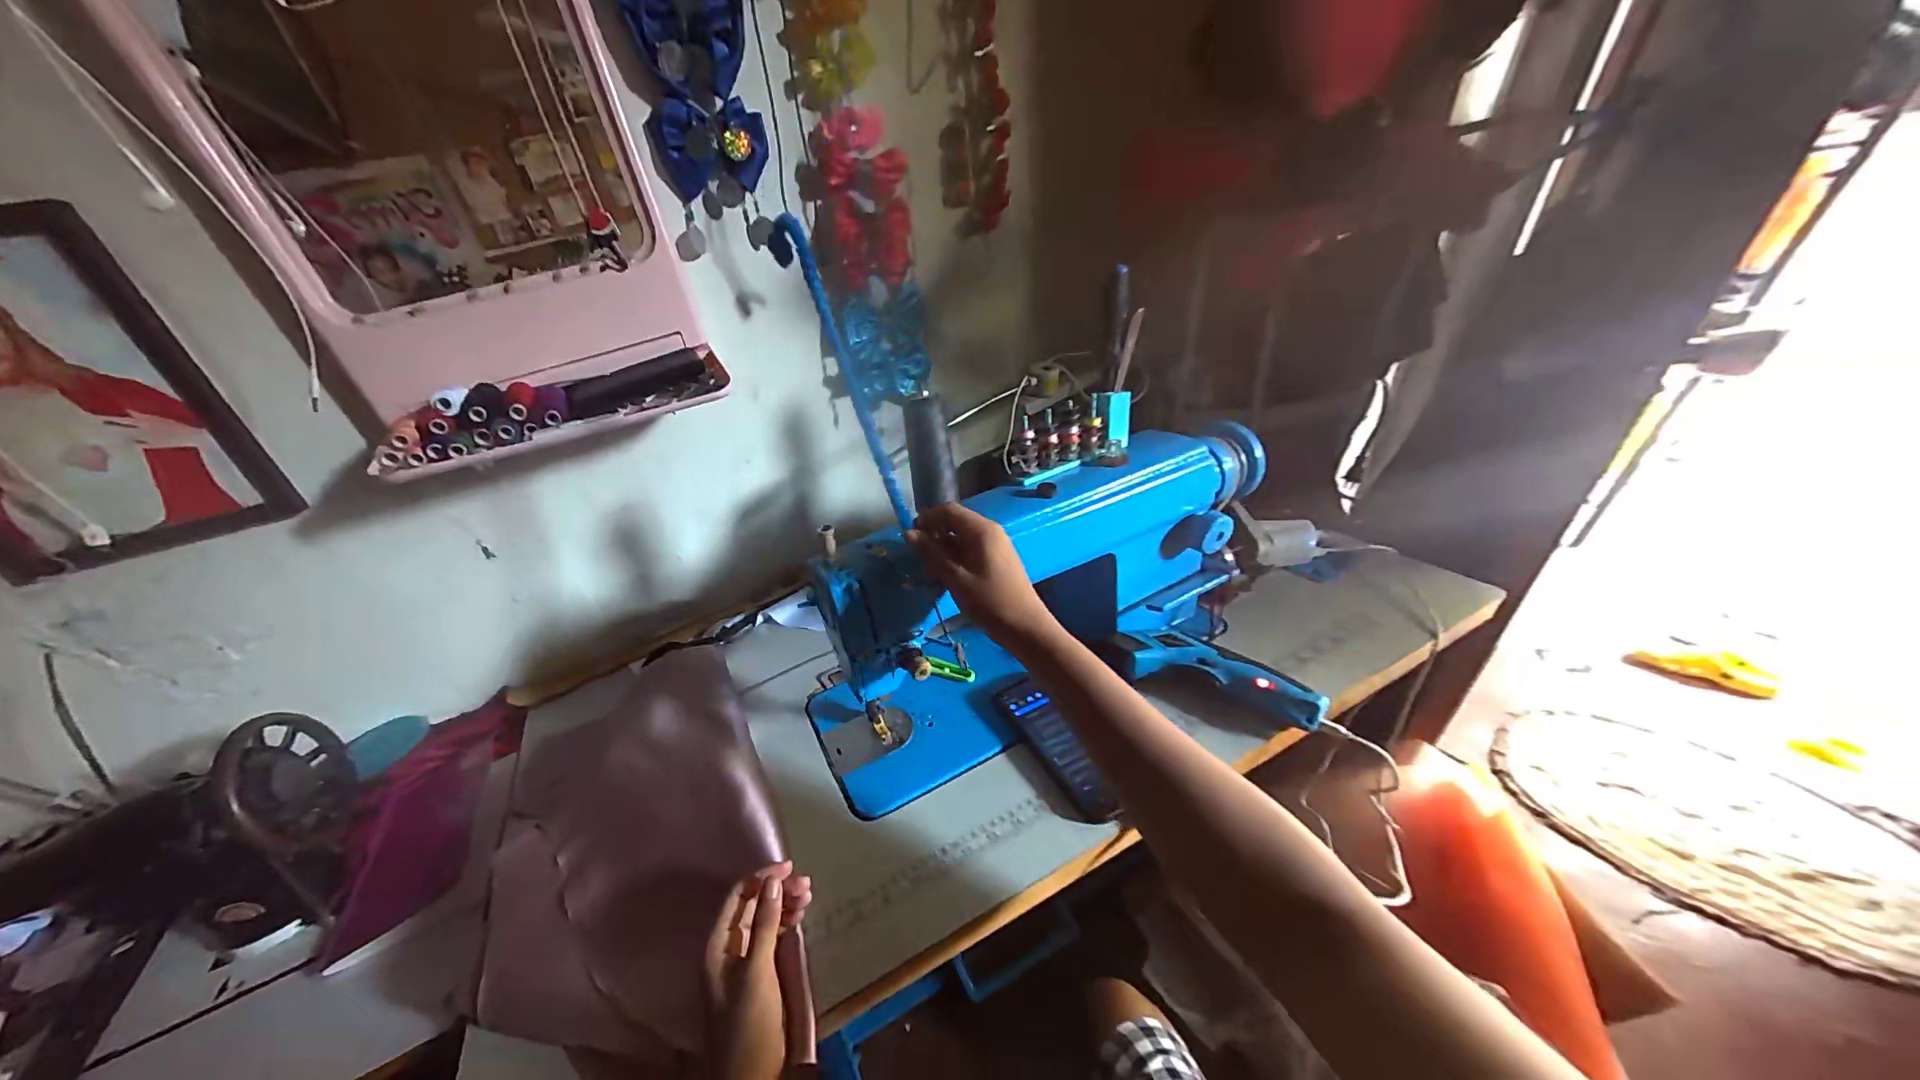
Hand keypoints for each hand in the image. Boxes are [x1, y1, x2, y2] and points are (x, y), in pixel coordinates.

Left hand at [704, 862, 812, 1079]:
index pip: (738, 897)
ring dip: (785, 903)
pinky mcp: (760, 975)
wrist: (749, 1078)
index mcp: (718, 946)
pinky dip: (786, 922)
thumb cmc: (748, 1024)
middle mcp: (728, 949)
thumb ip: (766, 924)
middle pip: (753, 905)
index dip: (761, 877)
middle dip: (778, 889)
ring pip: (765, 919)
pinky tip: (800, 916)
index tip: (790, 866)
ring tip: (808, 896)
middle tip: (807, 885)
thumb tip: (773, 880)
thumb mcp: (758, 971)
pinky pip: (772, 936)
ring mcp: (744, 962)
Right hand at [905, 502, 1062, 649]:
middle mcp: (990, 532)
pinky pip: (970, 552)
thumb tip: (909, 533)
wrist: (1026, 627)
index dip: (927, 519)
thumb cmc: (990, 602)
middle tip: (919, 561)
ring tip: (929, 575)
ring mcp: (995, 547)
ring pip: (961, 540)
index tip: (910, 538)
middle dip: (933, 538)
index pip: (949, 510)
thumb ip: (932, 553)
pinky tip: (944, 580)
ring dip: (942, 553)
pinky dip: (954, 561)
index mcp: (982, 530)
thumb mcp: (956, 578)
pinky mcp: (996, 561)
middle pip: (955, 524)